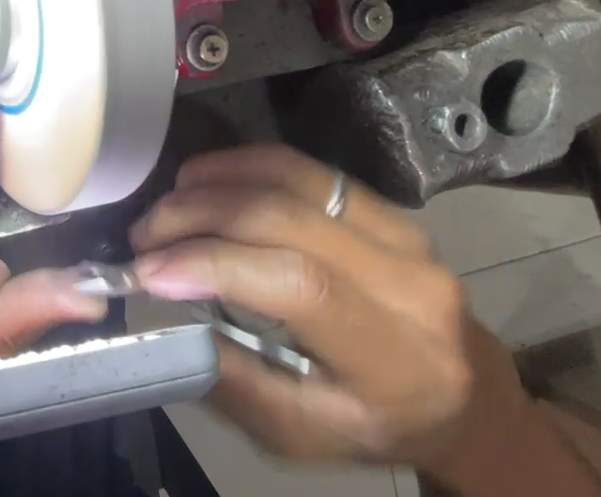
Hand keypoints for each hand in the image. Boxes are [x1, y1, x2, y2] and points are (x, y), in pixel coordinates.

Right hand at [127, 144, 534, 473]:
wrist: (457, 395)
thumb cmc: (368, 421)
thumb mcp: (297, 434)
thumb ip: (230, 380)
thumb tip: (164, 306)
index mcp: (396, 360)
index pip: (300, 285)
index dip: (214, 264)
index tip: (147, 272)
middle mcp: (410, 286)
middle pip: (284, 219)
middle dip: (194, 218)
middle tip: (142, 239)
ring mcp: (403, 234)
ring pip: (288, 180)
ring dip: (209, 186)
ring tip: (164, 210)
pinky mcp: (384, 207)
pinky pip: (300, 166)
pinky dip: (236, 165)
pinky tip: (197, 182)